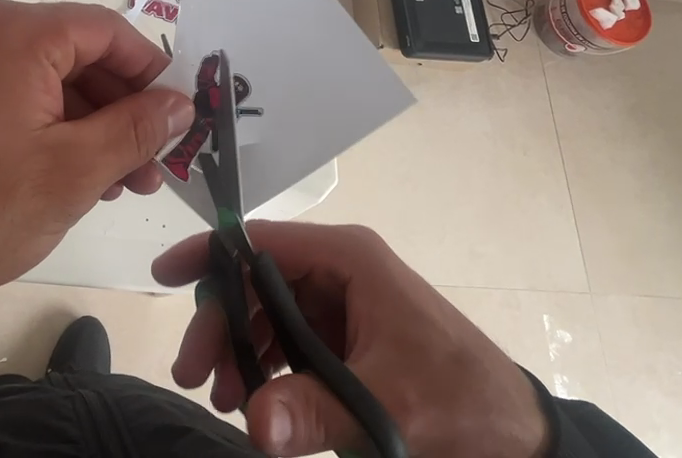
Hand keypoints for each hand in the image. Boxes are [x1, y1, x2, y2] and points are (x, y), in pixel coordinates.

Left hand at [0, 1, 193, 309]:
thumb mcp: (73, 173)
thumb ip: (136, 129)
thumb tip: (182, 103)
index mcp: (12, 32)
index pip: (105, 29)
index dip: (149, 70)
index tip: (176, 114)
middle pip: (75, 51)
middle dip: (119, 107)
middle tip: (151, 164)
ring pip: (45, 73)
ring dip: (87, 120)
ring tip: (119, 180)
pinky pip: (11, 87)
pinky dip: (47, 120)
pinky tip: (72, 169)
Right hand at [153, 222, 550, 457]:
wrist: (518, 438)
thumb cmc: (459, 401)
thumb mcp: (386, 406)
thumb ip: (316, 412)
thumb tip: (252, 425)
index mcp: (347, 259)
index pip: (260, 241)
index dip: (209, 253)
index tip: (163, 276)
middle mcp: (337, 270)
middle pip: (254, 282)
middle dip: (220, 324)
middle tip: (192, 374)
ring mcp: (340, 303)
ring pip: (265, 313)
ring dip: (238, 350)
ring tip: (219, 396)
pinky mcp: (344, 336)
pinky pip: (287, 341)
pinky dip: (263, 367)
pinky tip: (252, 401)